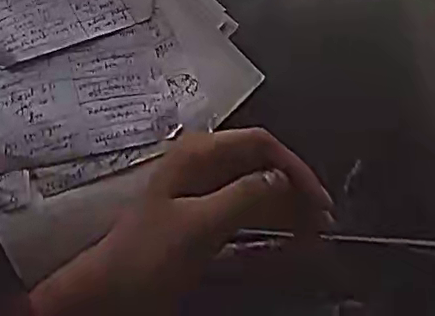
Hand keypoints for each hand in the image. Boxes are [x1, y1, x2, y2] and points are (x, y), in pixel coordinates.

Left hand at [29, 129, 331, 314]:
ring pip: (255, 184)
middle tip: (324, 221)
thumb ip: (241, 198)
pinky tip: (286, 237)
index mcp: (198, 153)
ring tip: (314, 230)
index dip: (293, 167)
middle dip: (294, 186)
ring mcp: (201, 186)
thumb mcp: (198, 226)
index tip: (319, 201)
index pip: (259, 143)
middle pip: (260, 161)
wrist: (111, 290)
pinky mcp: (201, 212)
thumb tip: (282, 179)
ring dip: (286, 203)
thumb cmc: (148, 256)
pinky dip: (269, 218)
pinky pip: (244, 206)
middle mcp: (201, 161)